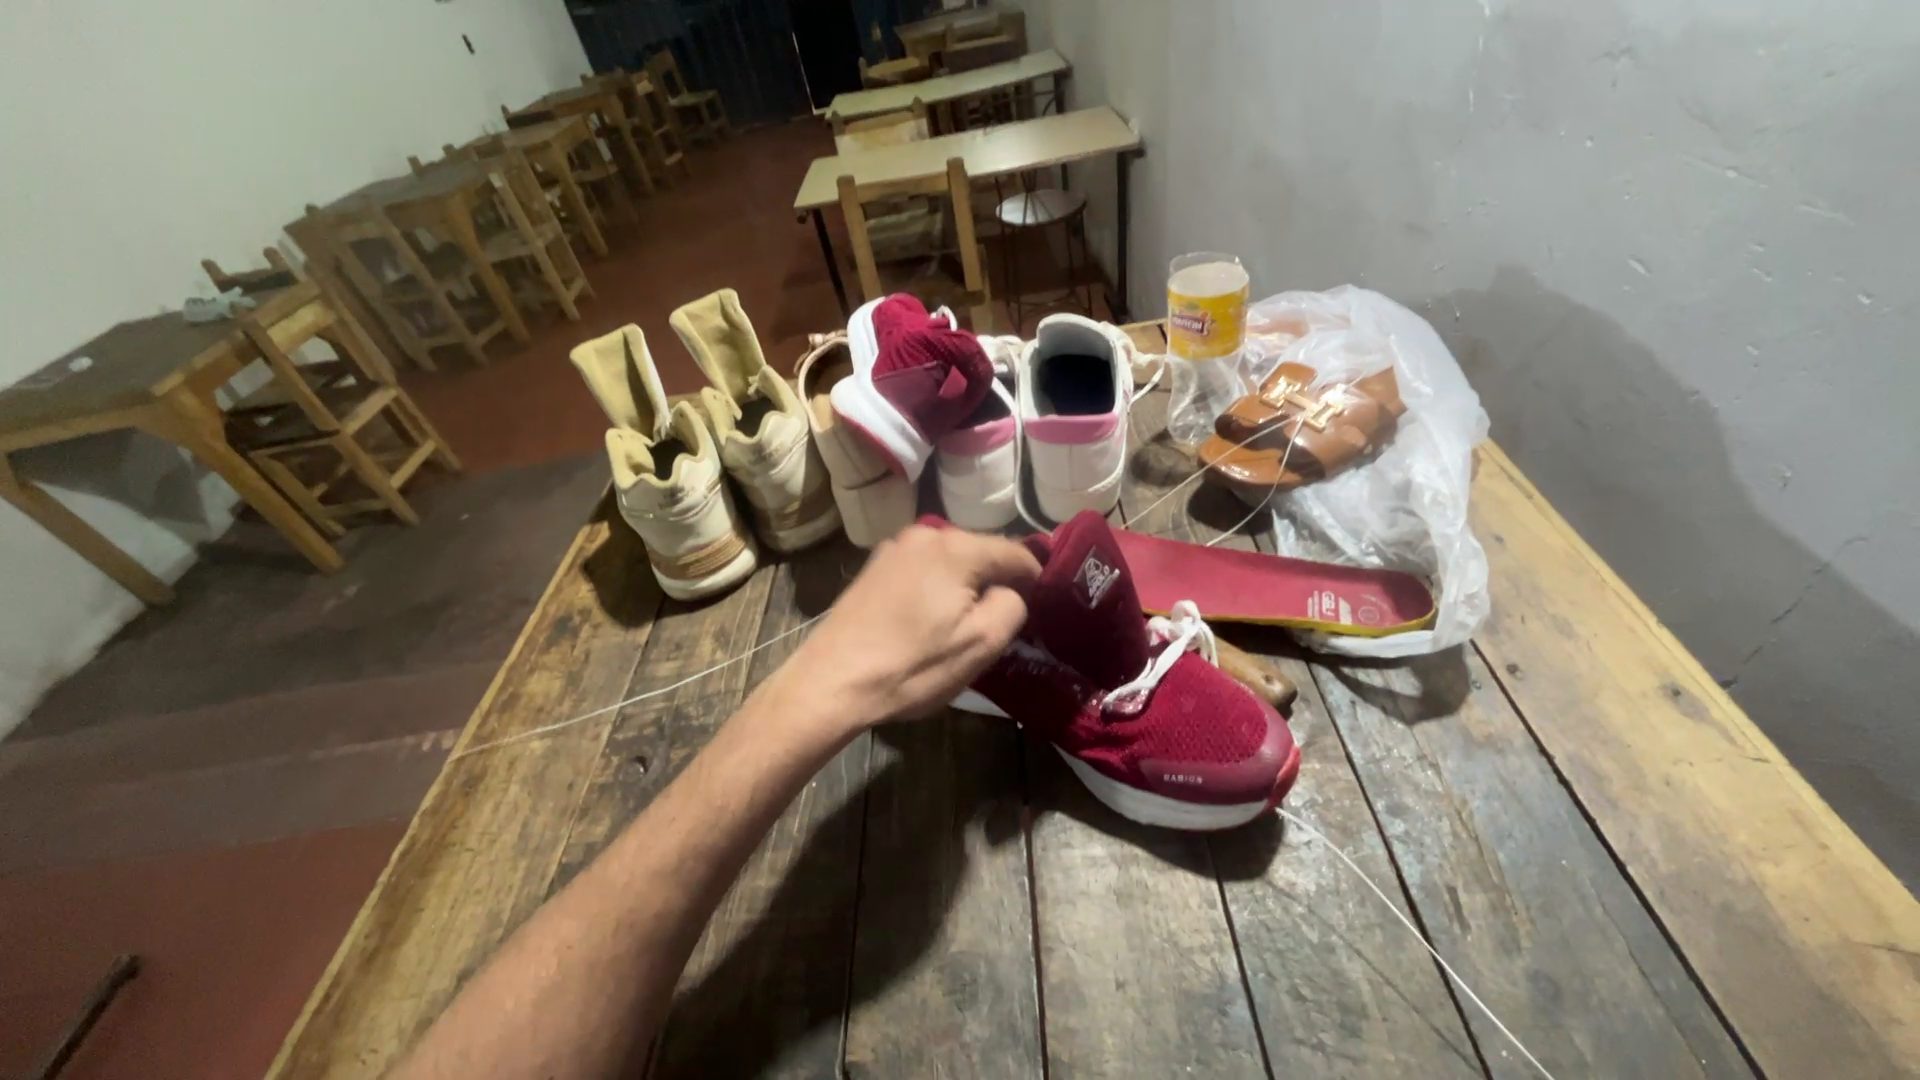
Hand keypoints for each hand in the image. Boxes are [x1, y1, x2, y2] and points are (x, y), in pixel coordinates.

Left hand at [780, 525, 1040, 726]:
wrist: (832, 682)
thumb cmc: (912, 666)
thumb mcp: (980, 644)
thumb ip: (1013, 605)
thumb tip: (1012, 591)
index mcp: (957, 547)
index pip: (1018, 553)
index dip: (1037, 581)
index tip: (1043, 610)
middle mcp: (926, 534)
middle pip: (982, 553)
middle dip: (997, 583)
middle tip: (1003, 625)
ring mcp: (895, 548)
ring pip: (952, 563)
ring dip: (965, 588)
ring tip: (964, 627)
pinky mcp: (875, 568)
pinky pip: (924, 571)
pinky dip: (936, 590)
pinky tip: (928, 623)